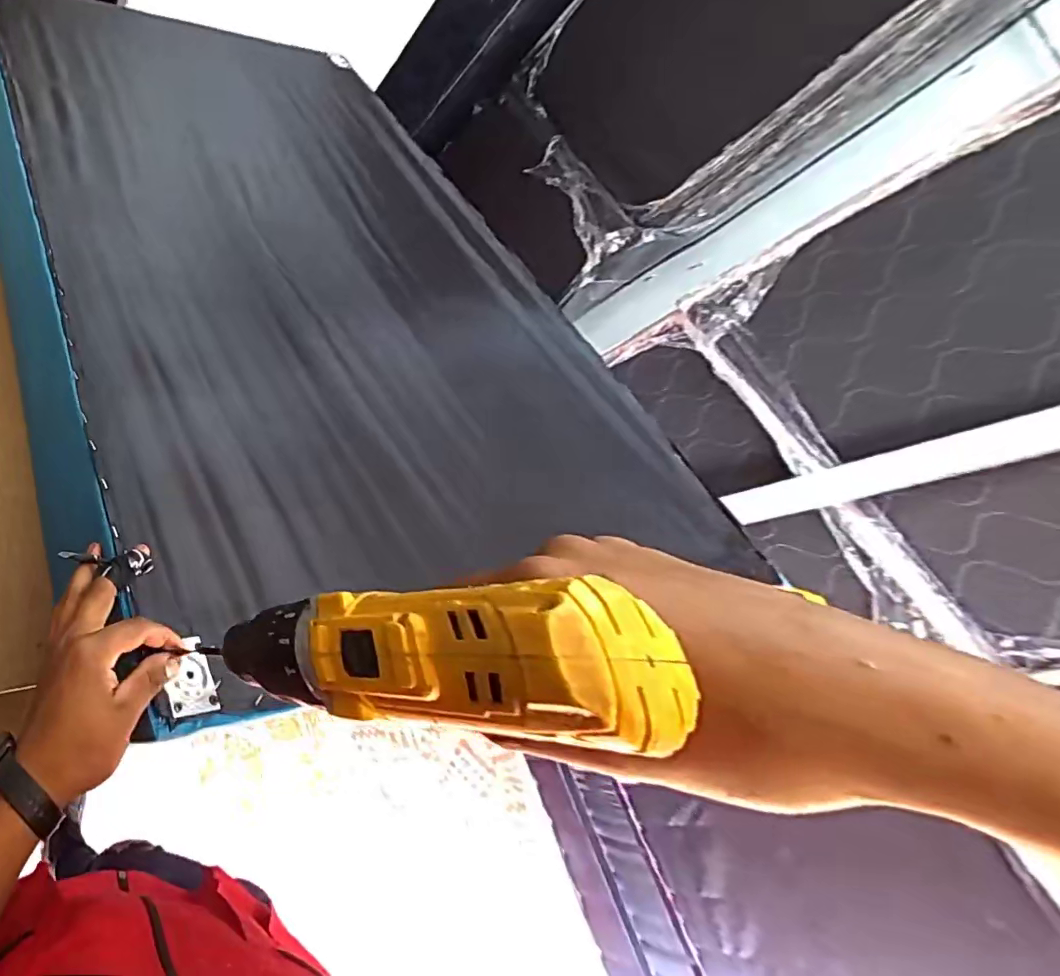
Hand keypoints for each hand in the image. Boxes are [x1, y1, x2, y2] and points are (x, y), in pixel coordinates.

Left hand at [16, 543, 184, 806]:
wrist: (39, 771)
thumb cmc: (79, 749)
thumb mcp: (125, 715)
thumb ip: (148, 679)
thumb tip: (169, 658)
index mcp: (92, 652)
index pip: (136, 628)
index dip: (161, 633)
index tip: (177, 645)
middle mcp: (71, 641)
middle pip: (96, 594)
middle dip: (117, 573)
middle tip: (133, 555)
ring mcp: (57, 647)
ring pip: (70, 598)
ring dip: (85, 575)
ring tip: (93, 556)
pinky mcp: (50, 658)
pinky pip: (60, 614)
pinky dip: (71, 597)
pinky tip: (74, 598)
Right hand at [467, 535, 974, 813]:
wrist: (887, 702)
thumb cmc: (766, 729)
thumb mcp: (637, 750)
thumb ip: (545, 733)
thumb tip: (488, 726)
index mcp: (555, 587)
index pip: (457, 606)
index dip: (433, 639)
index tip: (419, 667)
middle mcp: (574, 558)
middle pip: (493, 598)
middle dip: (483, 644)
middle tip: (485, 691)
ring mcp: (616, 554)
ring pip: (540, 594)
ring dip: (534, 636)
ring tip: (556, 688)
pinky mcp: (652, 560)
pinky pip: (585, 588)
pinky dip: (577, 623)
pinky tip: (612, 666)